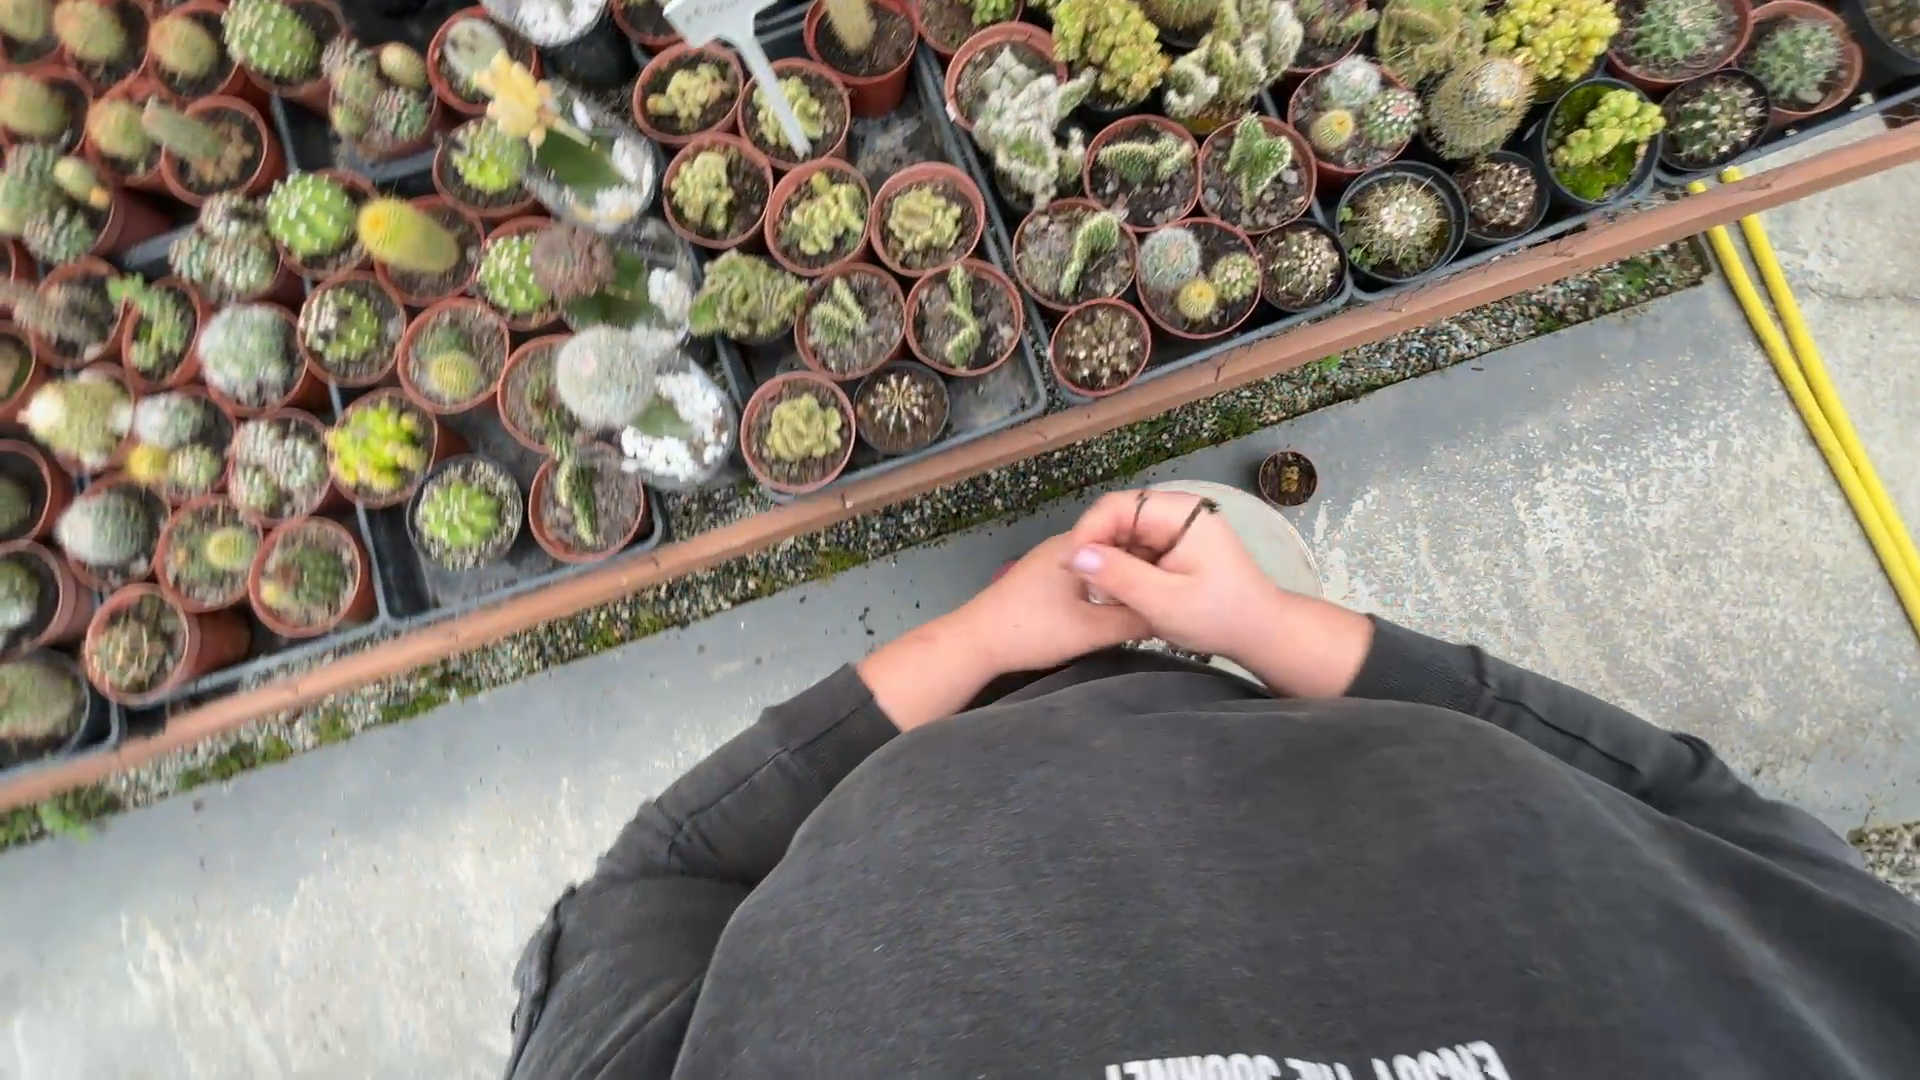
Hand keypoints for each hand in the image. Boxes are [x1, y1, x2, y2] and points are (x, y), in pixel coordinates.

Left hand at [858, 534, 1147, 729]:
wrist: (975, 643)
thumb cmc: (1031, 630)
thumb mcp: (1091, 630)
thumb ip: (1133, 620)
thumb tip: (1171, 613)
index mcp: (1077, 546)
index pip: (1130, 533)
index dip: (1158, 550)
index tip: (1181, 571)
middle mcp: (1065, 546)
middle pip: (1116, 548)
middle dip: (1143, 566)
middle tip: (1173, 588)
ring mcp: (1052, 561)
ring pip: (1102, 564)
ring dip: (1123, 579)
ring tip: (1153, 598)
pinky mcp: (1044, 580)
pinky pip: (1087, 576)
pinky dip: (1105, 587)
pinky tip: (1119, 606)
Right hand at [1061, 490, 1372, 696]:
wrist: (1261, 632)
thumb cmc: (1219, 617)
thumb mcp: (1164, 602)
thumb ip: (1119, 576)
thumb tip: (1074, 555)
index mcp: (1179, 512)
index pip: (1117, 506)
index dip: (1087, 532)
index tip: (1070, 566)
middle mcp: (1175, 510)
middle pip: (1116, 517)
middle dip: (1095, 547)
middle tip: (1082, 584)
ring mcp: (1173, 527)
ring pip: (1121, 533)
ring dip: (1106, 560)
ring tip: (1101, 593)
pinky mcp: (1171, 544)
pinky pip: (1133, 547)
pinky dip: (1120, 567)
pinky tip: (1118, 592)